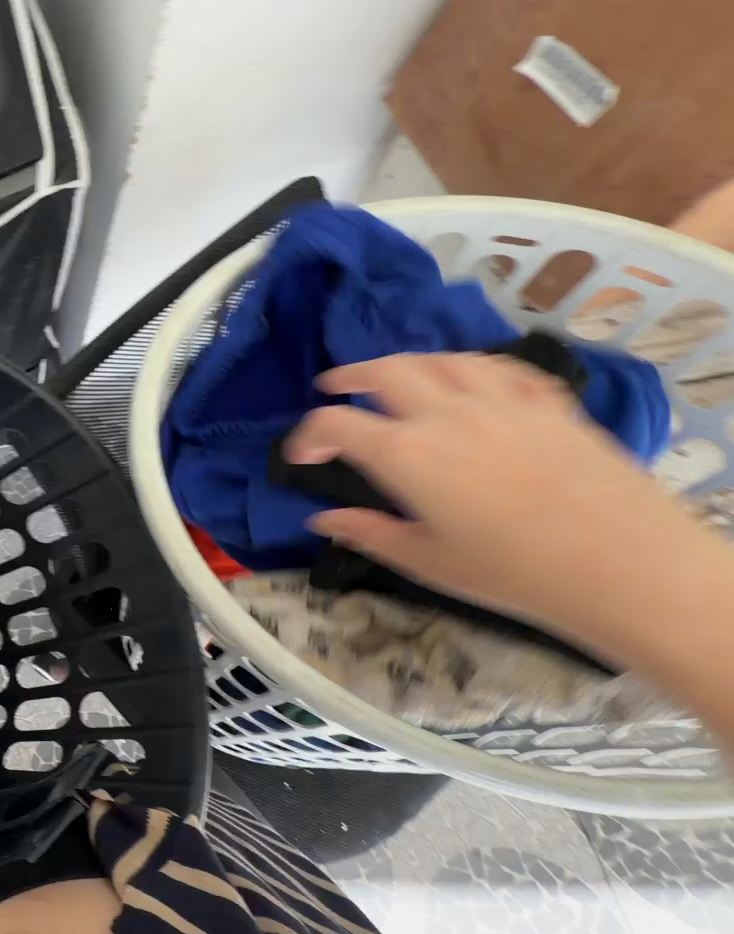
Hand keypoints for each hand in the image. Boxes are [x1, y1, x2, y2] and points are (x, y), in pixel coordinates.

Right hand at [282, 352, 710, 640]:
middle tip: (334, 386)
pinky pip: (506, 370)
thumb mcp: (426, 560)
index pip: (334, 423)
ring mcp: (504, 406)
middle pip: (386, 371)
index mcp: (405, 454)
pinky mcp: (552, 409)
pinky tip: (471, 379)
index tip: (301, 455)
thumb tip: (323, 520)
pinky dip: (475, 368)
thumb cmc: (515, 573)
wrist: (632, 572)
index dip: (307, 435)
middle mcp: (447, 416)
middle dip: (350, 375)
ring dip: (410, 363)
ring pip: (444, 360)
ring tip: (397, 375)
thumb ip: (368, 532)